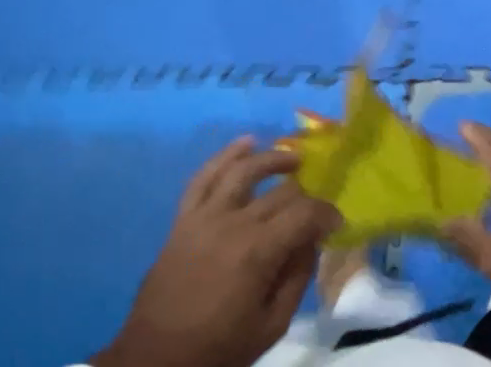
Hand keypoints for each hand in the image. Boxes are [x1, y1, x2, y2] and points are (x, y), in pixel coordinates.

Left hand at [93, 137, 341, 366]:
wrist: (153, 360)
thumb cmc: (217, 348)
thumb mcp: (272, 325)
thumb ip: (298, 278)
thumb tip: (311, 242)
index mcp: (257, 252)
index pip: (305, 213)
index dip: (328, 214)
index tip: (337, 223)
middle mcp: (232, 224)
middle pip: (280, 192)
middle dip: (306, 195)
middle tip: (316, 207)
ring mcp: (203, 218)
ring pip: (242, 171)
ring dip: (272, 159)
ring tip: (292, 158)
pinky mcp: (183, 222)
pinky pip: (203, 179)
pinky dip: (224, 157)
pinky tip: (245, 144)